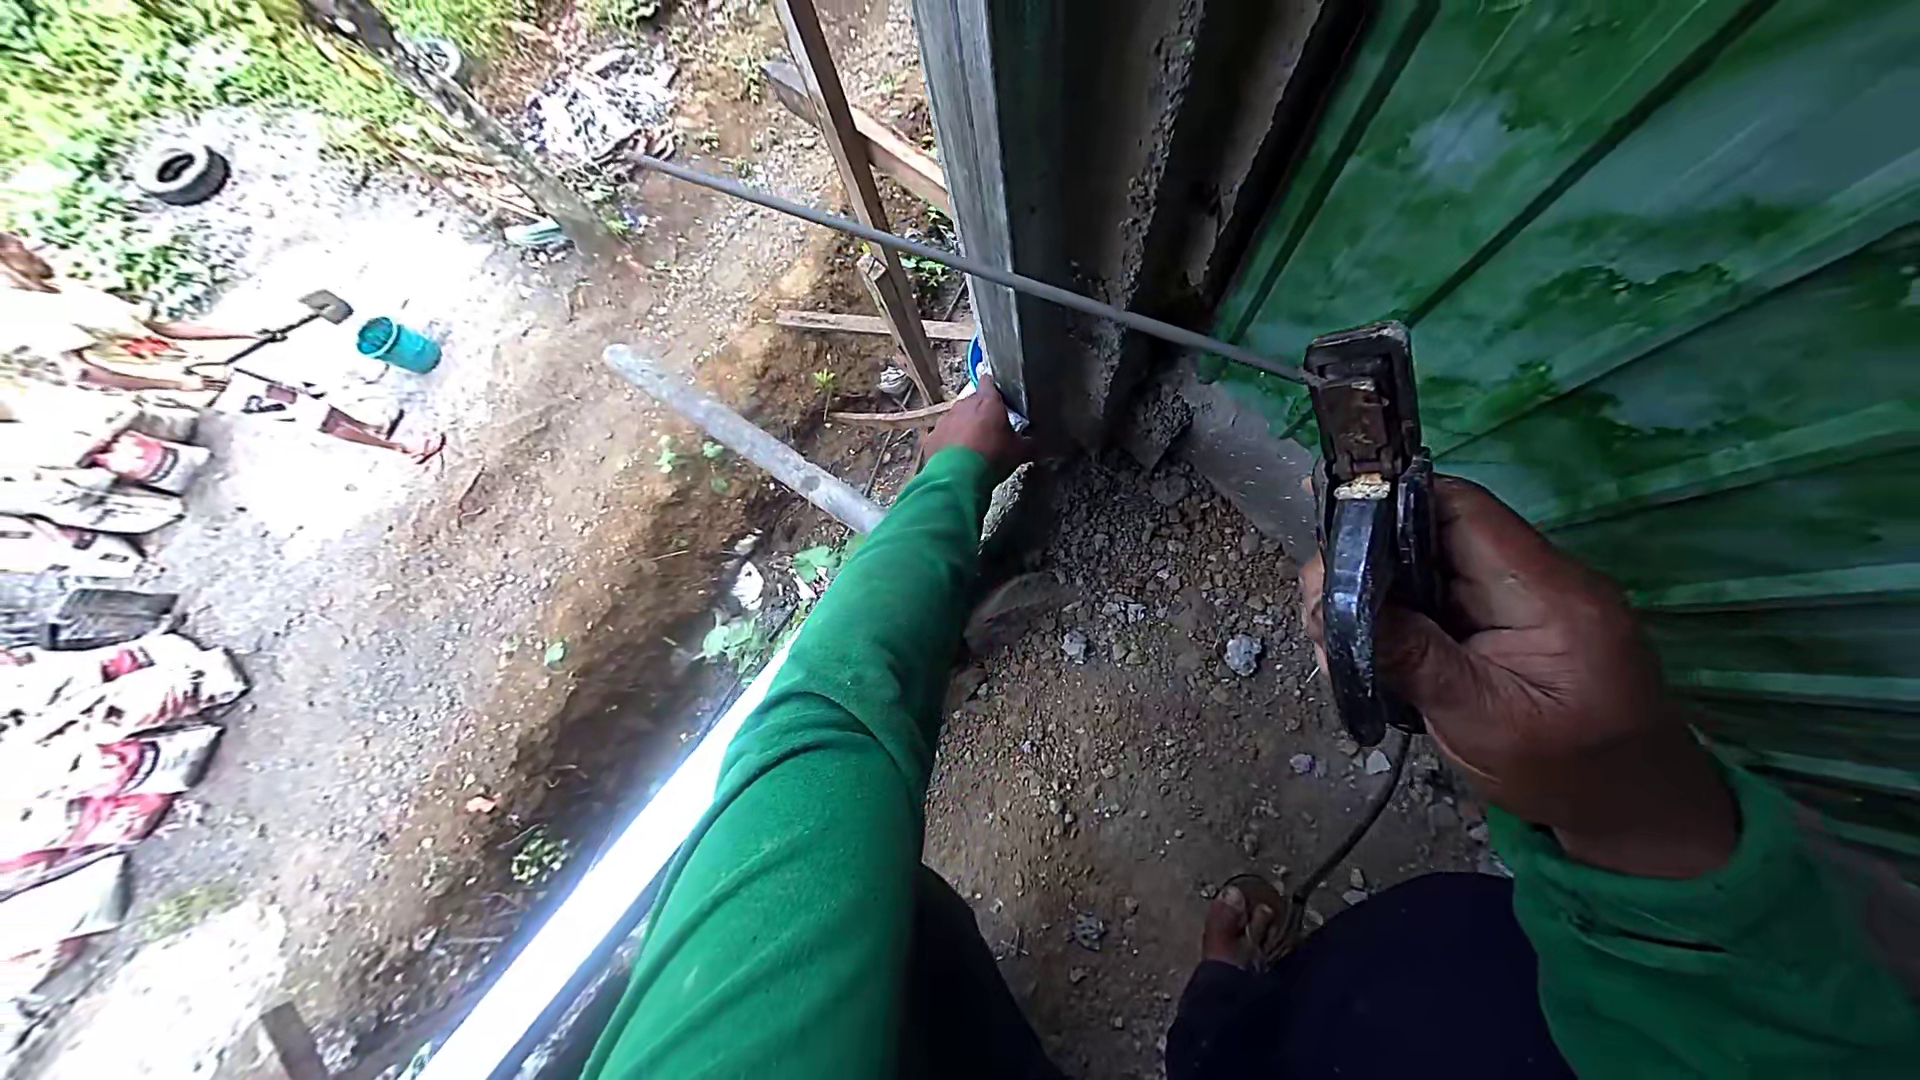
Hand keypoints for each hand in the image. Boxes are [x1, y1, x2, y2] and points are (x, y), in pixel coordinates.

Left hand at [921, 374, 1032, 482]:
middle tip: (990, 431)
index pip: (989, 382)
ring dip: (963, 428)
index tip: (999, 399)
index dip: (994, 388)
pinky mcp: (932, 437)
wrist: (957, 478)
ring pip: (956, 418)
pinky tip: (956, 459)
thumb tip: (1040, 445)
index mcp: (987, 402)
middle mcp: (963, 405)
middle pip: (972, 402)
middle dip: (980, 413)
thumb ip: (1029, 444)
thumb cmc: (991, 457)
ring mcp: (945, 420)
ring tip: (973, 448)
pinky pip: (943, 436)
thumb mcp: (1019, 452)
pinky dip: (949, 444)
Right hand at [1301, 477, 1736, 878]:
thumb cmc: (1571, 774)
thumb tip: (1335, 600)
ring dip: (1357, 598)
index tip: (1328, 516)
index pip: (1462, 509)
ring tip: (1328, 644)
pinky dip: (1375, 619)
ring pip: (1408, 569)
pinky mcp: (1483, 622)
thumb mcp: (1481, 719)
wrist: (1632, 816)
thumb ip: (1411, 656)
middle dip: (1356, 563)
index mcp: (1545, 591)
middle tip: (1314, 610)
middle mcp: (1523, 580)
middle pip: (1422, 535)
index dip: (1391, 499)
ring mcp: (1502, 600)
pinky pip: (1416, 600)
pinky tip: (1352, 652)